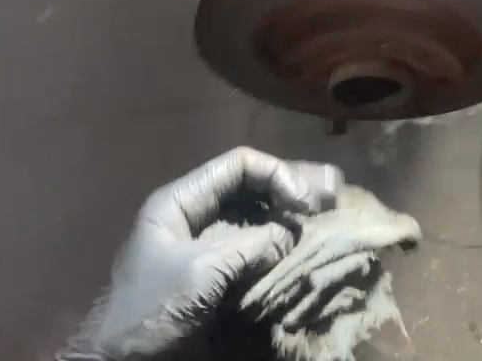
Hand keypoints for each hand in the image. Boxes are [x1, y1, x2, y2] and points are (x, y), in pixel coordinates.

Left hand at [66, 147, 341, 359]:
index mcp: (181, 201)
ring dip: (289, 211)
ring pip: (255, 212)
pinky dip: (278, 239)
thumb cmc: (148, 314)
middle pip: (251, 185)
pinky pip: (251, 244)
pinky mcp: (210, 273)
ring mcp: (202, 244)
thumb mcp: (200, 274)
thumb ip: (250, 246)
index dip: (277, 175)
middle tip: (333, 190)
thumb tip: (291, 234)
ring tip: (328, 208)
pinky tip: (302, 241)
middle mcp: (194, 214)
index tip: (304, 202)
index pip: (240, 166)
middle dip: (291, 187)